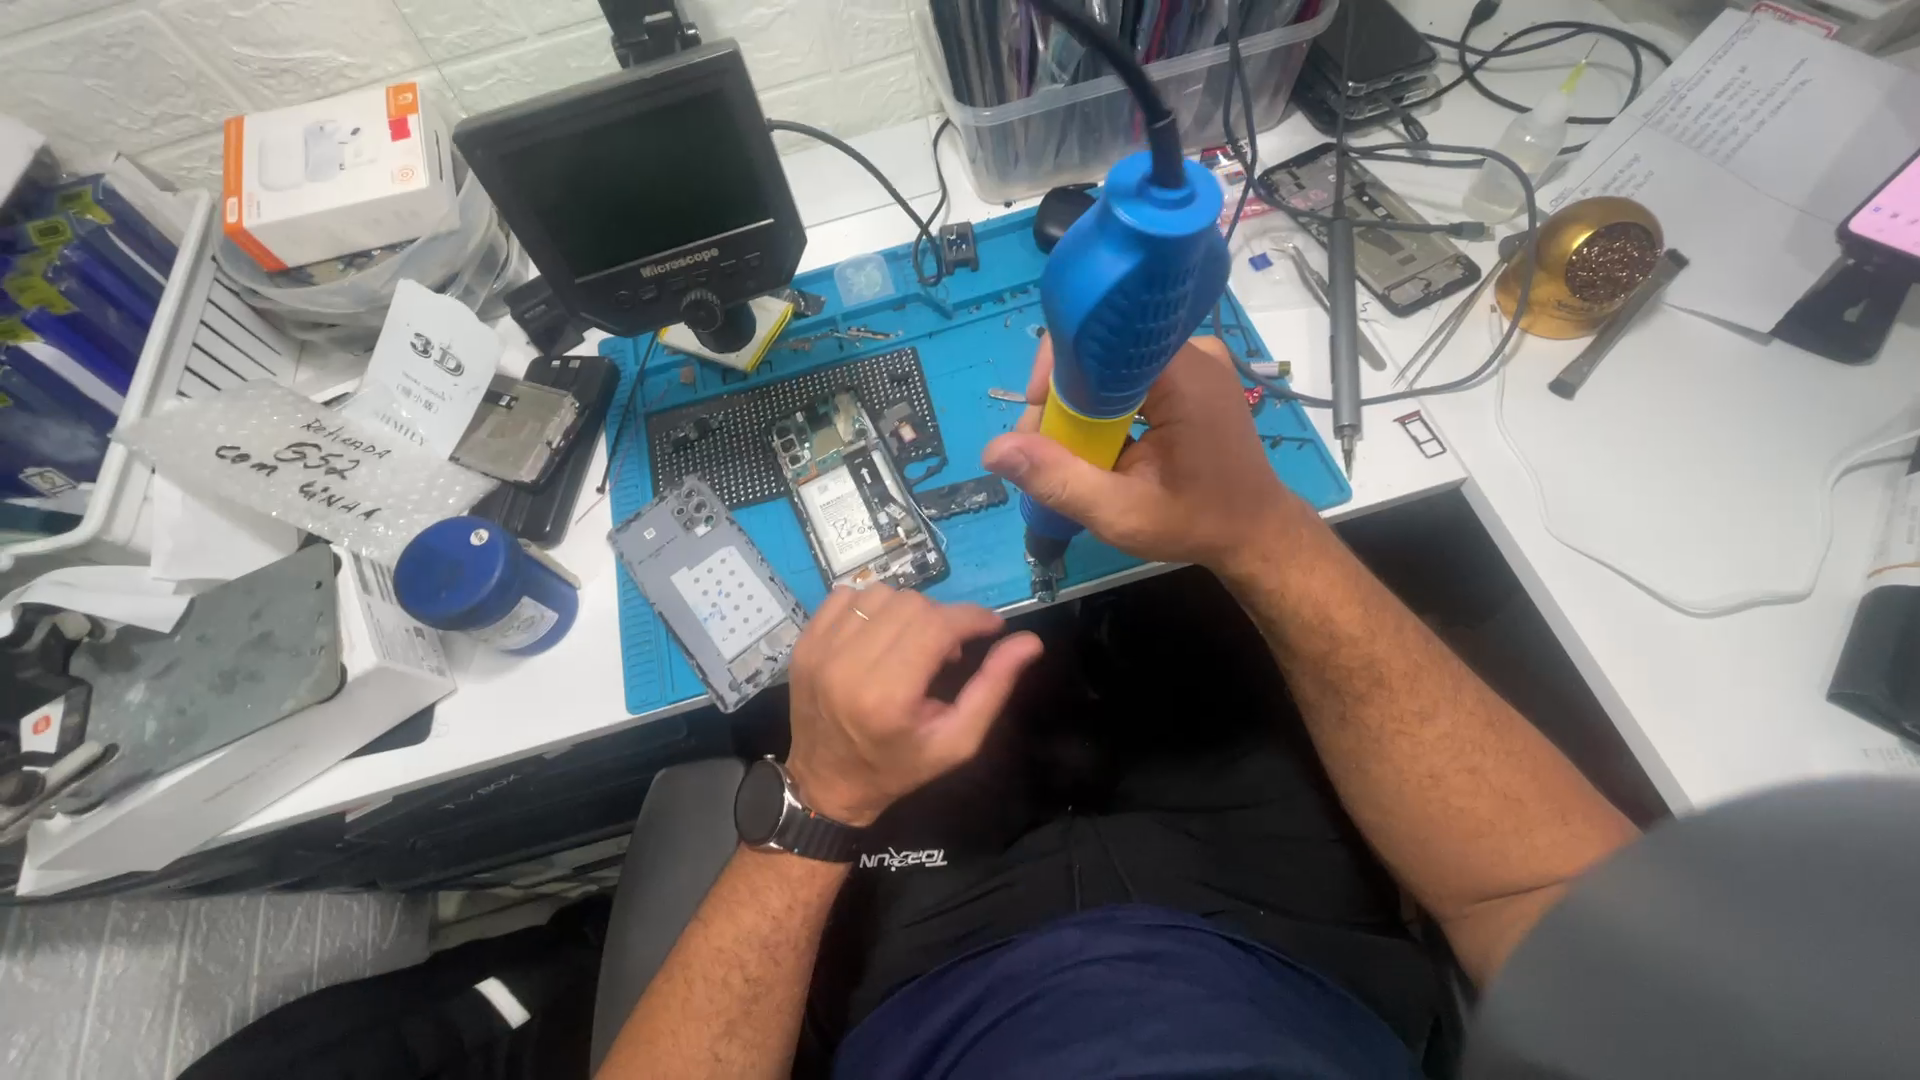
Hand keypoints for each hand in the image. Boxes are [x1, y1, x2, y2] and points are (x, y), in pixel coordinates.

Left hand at [784, 585, 1043, 826]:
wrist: (827, 785)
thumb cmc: (899, 767)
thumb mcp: (957, 741)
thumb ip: (993, 688)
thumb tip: (1029, 642)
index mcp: (888, 696)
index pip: (937, 625)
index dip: (973, 618)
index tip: (991, 626)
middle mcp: (848, 665)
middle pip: (912, 604)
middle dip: (942, 618)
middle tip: (948, 650)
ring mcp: (820, 651)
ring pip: (881, 593)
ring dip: (908, 611)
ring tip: (912, 644)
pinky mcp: (804, 643)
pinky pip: (847, 596)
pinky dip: (872, 607)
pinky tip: (880, 636)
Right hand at [982, 336, 1308, 573]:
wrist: (1254, 532)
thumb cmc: (1195, 522)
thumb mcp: (1120, 511)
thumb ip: (1058, 480)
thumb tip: (994, 451)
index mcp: (1181, 372)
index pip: (1102, 339)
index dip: (1057, 370)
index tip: (1035, 413)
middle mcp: (1191, 352)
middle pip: (1103, 352)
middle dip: (1063, 398)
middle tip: (1045, 449)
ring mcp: (1196, 362)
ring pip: (1113, 366)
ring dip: (1082, 406)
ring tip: (1070, 452)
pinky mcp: (1193, 377)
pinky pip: (1132, 376)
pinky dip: (1106, 407)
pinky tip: (1099, 443)